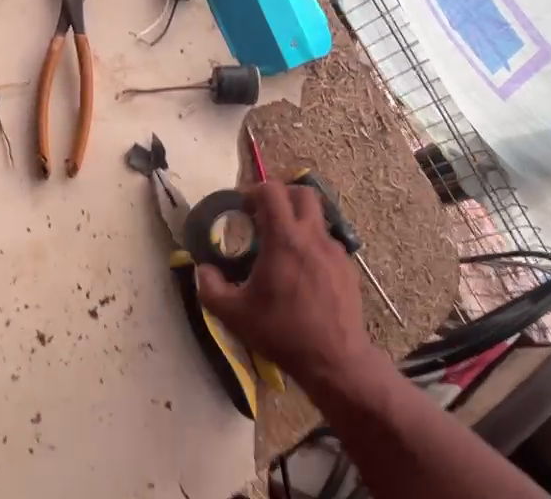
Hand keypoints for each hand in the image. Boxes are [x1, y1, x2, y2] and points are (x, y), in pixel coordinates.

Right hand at [195, 181, 376, 391]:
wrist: (334, 360)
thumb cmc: (282, 333)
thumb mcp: (235, 315)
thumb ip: (211, 288)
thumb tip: (202, 269)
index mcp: (284, 239)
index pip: (272, 191)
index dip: (254, 191)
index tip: (243, 208)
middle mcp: (312, 236)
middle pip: (302, 192)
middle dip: (283, 196)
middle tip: (266, 215)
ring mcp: (335, 251)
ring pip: (319, 218)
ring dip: (300, 222)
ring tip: (284, 248)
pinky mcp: (348, 268)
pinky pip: (328, 244)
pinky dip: (313, 247)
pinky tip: (304, 274)